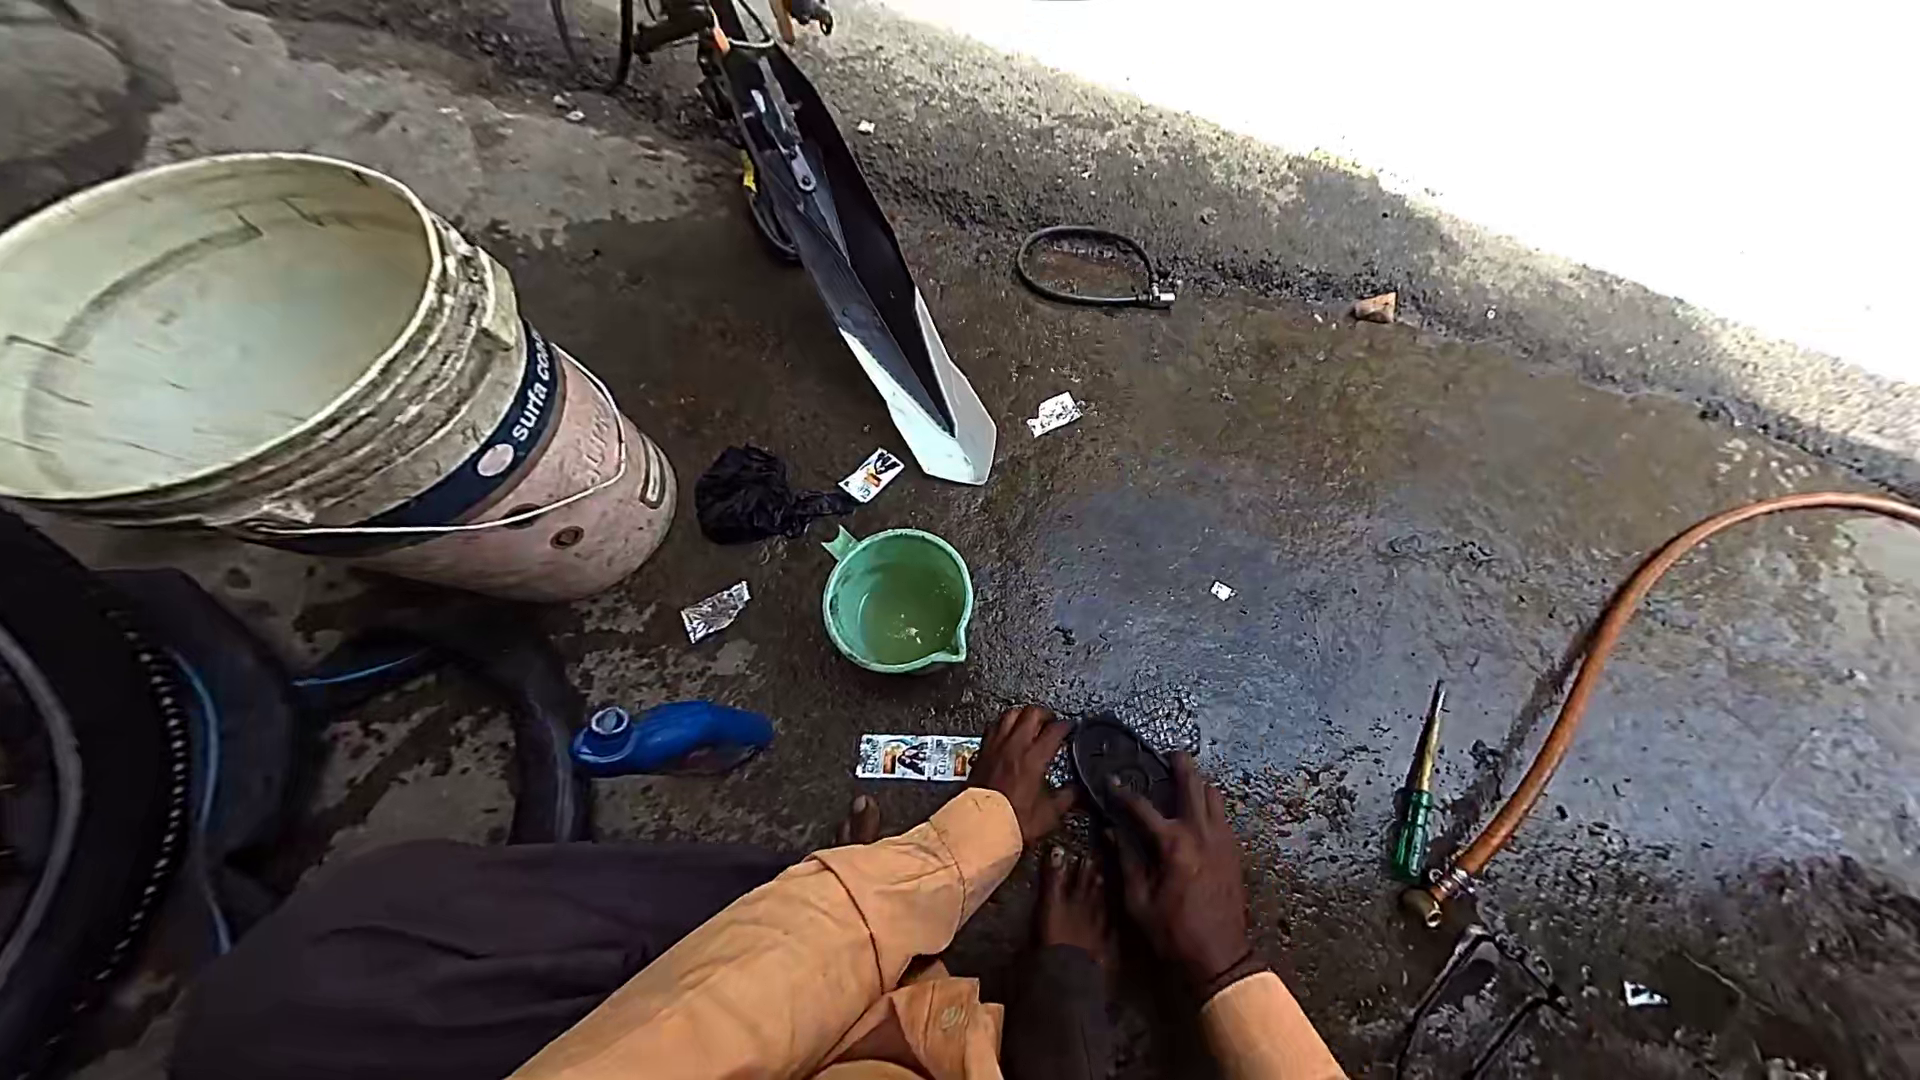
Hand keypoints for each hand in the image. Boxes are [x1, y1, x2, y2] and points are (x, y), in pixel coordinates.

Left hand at [970, 705, 1074, 844]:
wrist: (980, 827)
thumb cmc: (1011, 821)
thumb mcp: (1049, 813)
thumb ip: (1067, 797)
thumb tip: (1077, 791)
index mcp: (1034, 758)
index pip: (1055, 730)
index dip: (1066, 725)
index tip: (1070, 727)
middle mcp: (1014, 746)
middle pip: (1031, 713)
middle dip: (1045, 713)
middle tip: (1051, 721)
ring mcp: (996, 746)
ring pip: (1010, 714)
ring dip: (1023, 714)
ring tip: (1030, 720)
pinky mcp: (983, 751)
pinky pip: (994, 727)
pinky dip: (1003, 724)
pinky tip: (1006, 731)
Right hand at [1110, 752, 1263, 995]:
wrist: (1221, 959)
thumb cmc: (1174, 931)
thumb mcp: (1138, 899)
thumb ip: (1125, 859)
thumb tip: (1110, 830)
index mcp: (1173, 844)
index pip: (1142, 807)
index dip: (1122, 791)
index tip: (1110, 780)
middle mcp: (1200, 834)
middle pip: (1192, 784)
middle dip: (1179, 764)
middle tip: (1167, 754)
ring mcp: (1222, 841)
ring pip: (1214, 795)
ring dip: (1198, 783)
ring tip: (1185, 778)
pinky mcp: (1233, 852)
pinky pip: (1222, 815)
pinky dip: (1210, 804)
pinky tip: (1199, 810)